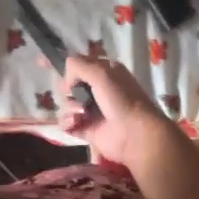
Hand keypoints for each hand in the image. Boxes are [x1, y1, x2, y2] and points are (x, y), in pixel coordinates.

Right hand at [57, 55, 177, 167]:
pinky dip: (67, 123)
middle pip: (70, 85)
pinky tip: (75, 123)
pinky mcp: (86, 129)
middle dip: (69, 90)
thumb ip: (77, 65)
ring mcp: (92, 110)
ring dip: (69, 108)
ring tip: (80, 114)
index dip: (71, 69)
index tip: (64, 73)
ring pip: (67, 104)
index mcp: (105, 72)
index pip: (80, 65)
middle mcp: (98, 89)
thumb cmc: (121, 99)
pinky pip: (67, 123)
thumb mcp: (101, 72)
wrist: (134, 134)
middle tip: (74, 95)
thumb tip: (66, 80)